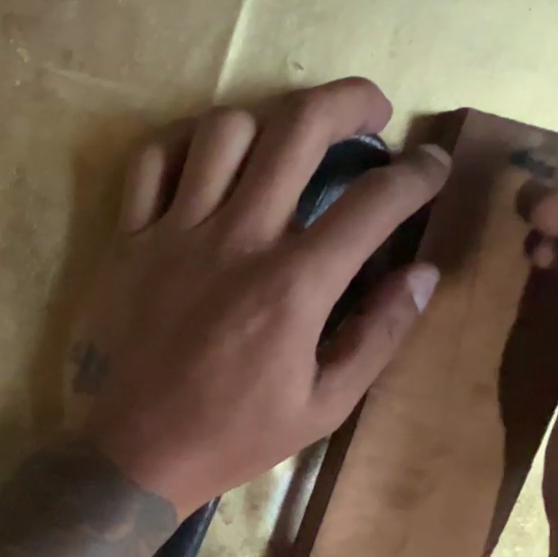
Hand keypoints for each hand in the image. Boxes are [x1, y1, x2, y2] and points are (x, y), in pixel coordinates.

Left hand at [73, 78, 450, 515]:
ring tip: (284, 141)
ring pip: (224, 130)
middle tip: (370, 112)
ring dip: (268, 121)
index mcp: (293, 286)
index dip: (418, 173)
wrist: (134, 456)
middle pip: (300, 127)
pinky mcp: (127, 242)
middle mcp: (236, 241)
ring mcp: (175, 234)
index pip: (374, 200)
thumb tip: (423, 275)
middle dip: (351, 101)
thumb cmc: (231, 439)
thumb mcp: (322, 408)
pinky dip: (183, 144)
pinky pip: (151, 162)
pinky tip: (206, 160)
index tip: (430, 168)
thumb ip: (378, 337)